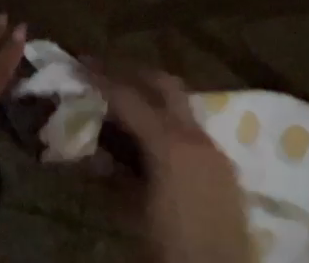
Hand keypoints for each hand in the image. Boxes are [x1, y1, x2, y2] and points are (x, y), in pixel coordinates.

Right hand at [97, 70, 251, 262]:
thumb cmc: (170, 247)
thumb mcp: (132, 213)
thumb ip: (112, 176)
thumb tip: (93, 154)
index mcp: (169, 144)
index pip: (129, 98)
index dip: (102, 79)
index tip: (82, 64)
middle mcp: (196, 137)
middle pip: (165, 86)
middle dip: (135, 75)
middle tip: (107, 74)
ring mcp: (216, 152)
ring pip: (182, 107)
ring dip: (155, 100)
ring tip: (128, 109)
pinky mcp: (226, 170)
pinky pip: (194, 132)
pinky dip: (171, 125)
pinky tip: (155, 143)